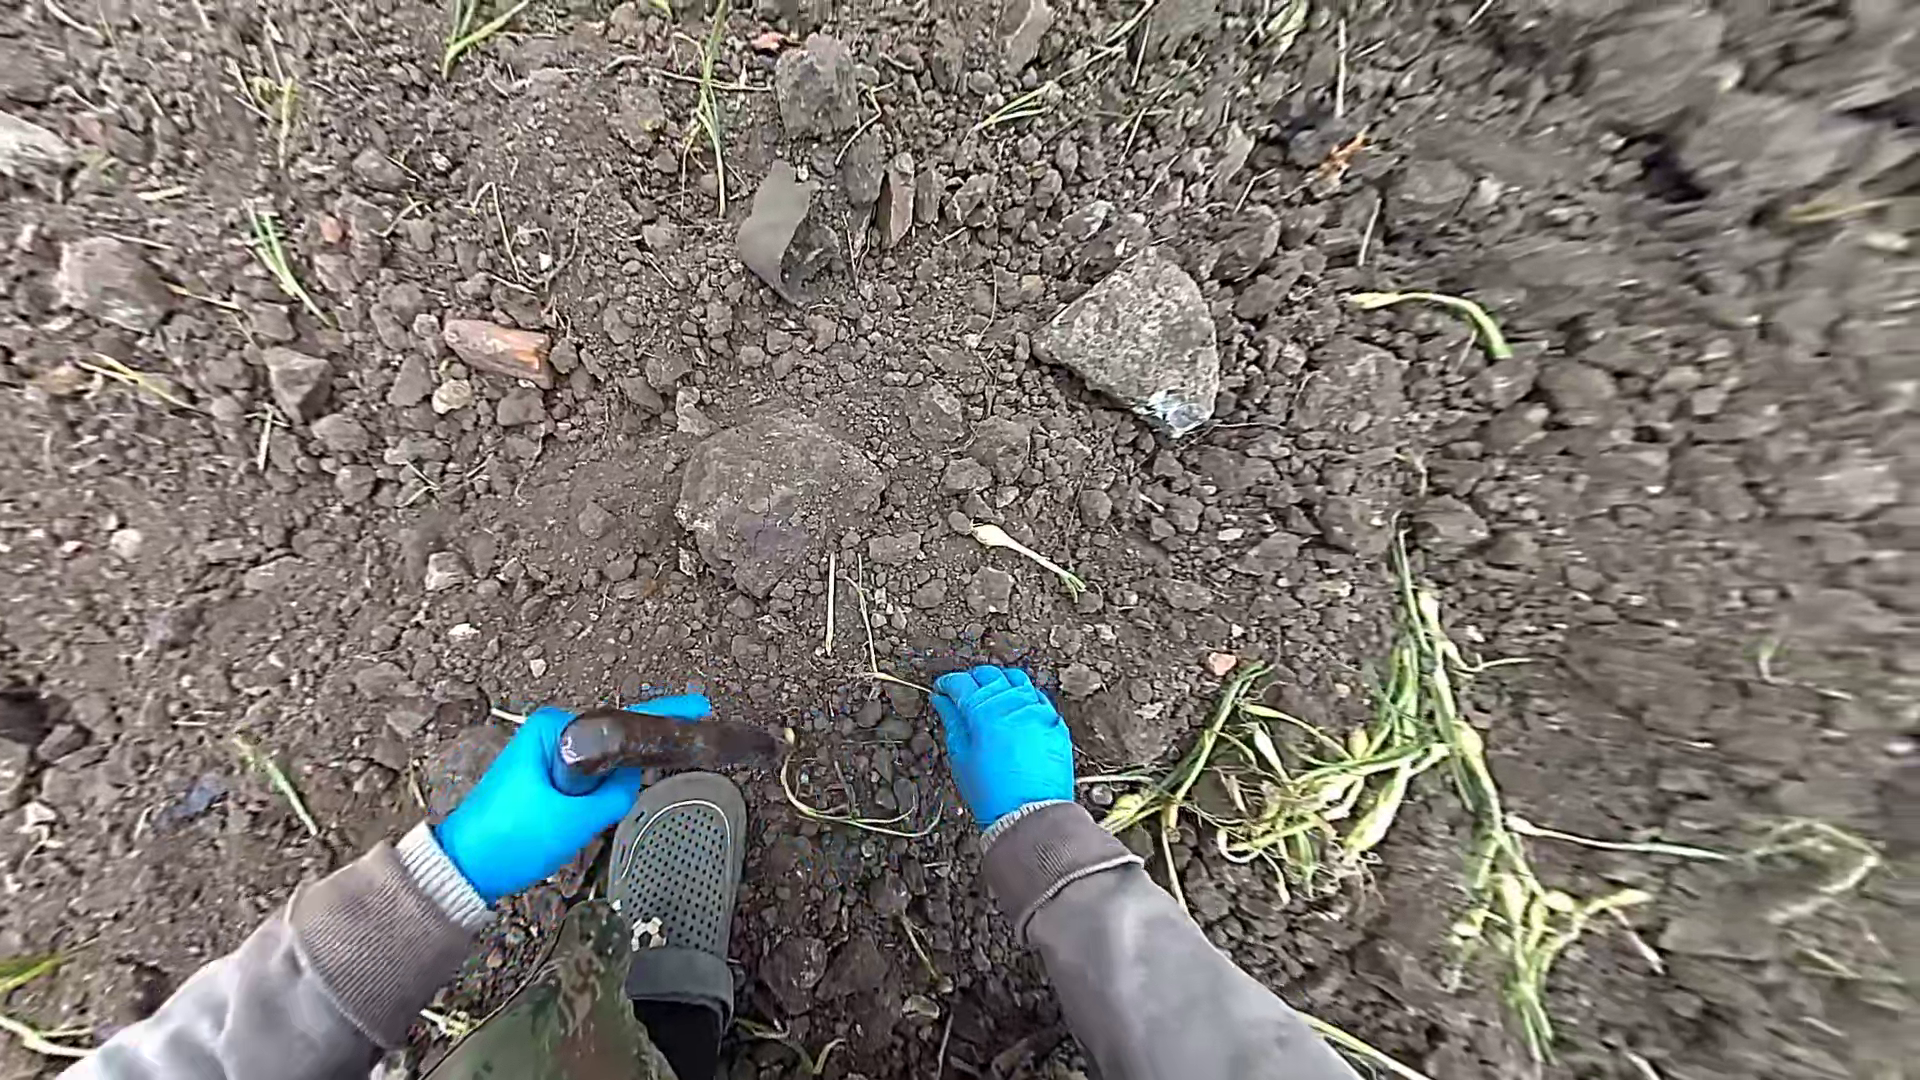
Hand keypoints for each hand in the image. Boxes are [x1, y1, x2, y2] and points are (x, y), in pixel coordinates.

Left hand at [435, 693, 711, 902]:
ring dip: (616, 776)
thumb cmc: (509, 841)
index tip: (699, 706)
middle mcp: (551, 731)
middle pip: (615, 735)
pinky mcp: (544, 770)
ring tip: (612, 801)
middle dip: (638, 754)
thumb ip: (620, 792)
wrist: (459, 874)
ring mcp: (546, 749)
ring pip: (604, 756)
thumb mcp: (578, 818)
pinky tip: (608, 799)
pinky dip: (602, 783)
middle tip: (670, 759)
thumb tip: (635, 778)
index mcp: (555, 730)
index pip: (623, 718)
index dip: (667, 713)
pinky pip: (589, 768)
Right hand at [930, 666, 1073, 828]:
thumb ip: (952, 721)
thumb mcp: (961, 757)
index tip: (942, 689)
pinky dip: (1023, 697)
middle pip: (989, 674)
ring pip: (1015, 679)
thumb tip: (942, 700)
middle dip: (972, 680)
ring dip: (999, 683)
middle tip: (964, 694)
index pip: (961, 683)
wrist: (1031, 816)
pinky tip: (1014, 710)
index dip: (947, 684)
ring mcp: (1037, 711)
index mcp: (984, 712)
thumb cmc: (993, 793)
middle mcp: (1013, 704)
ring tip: (990, 699)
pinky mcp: (1054, 721)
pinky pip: (1036, 697)